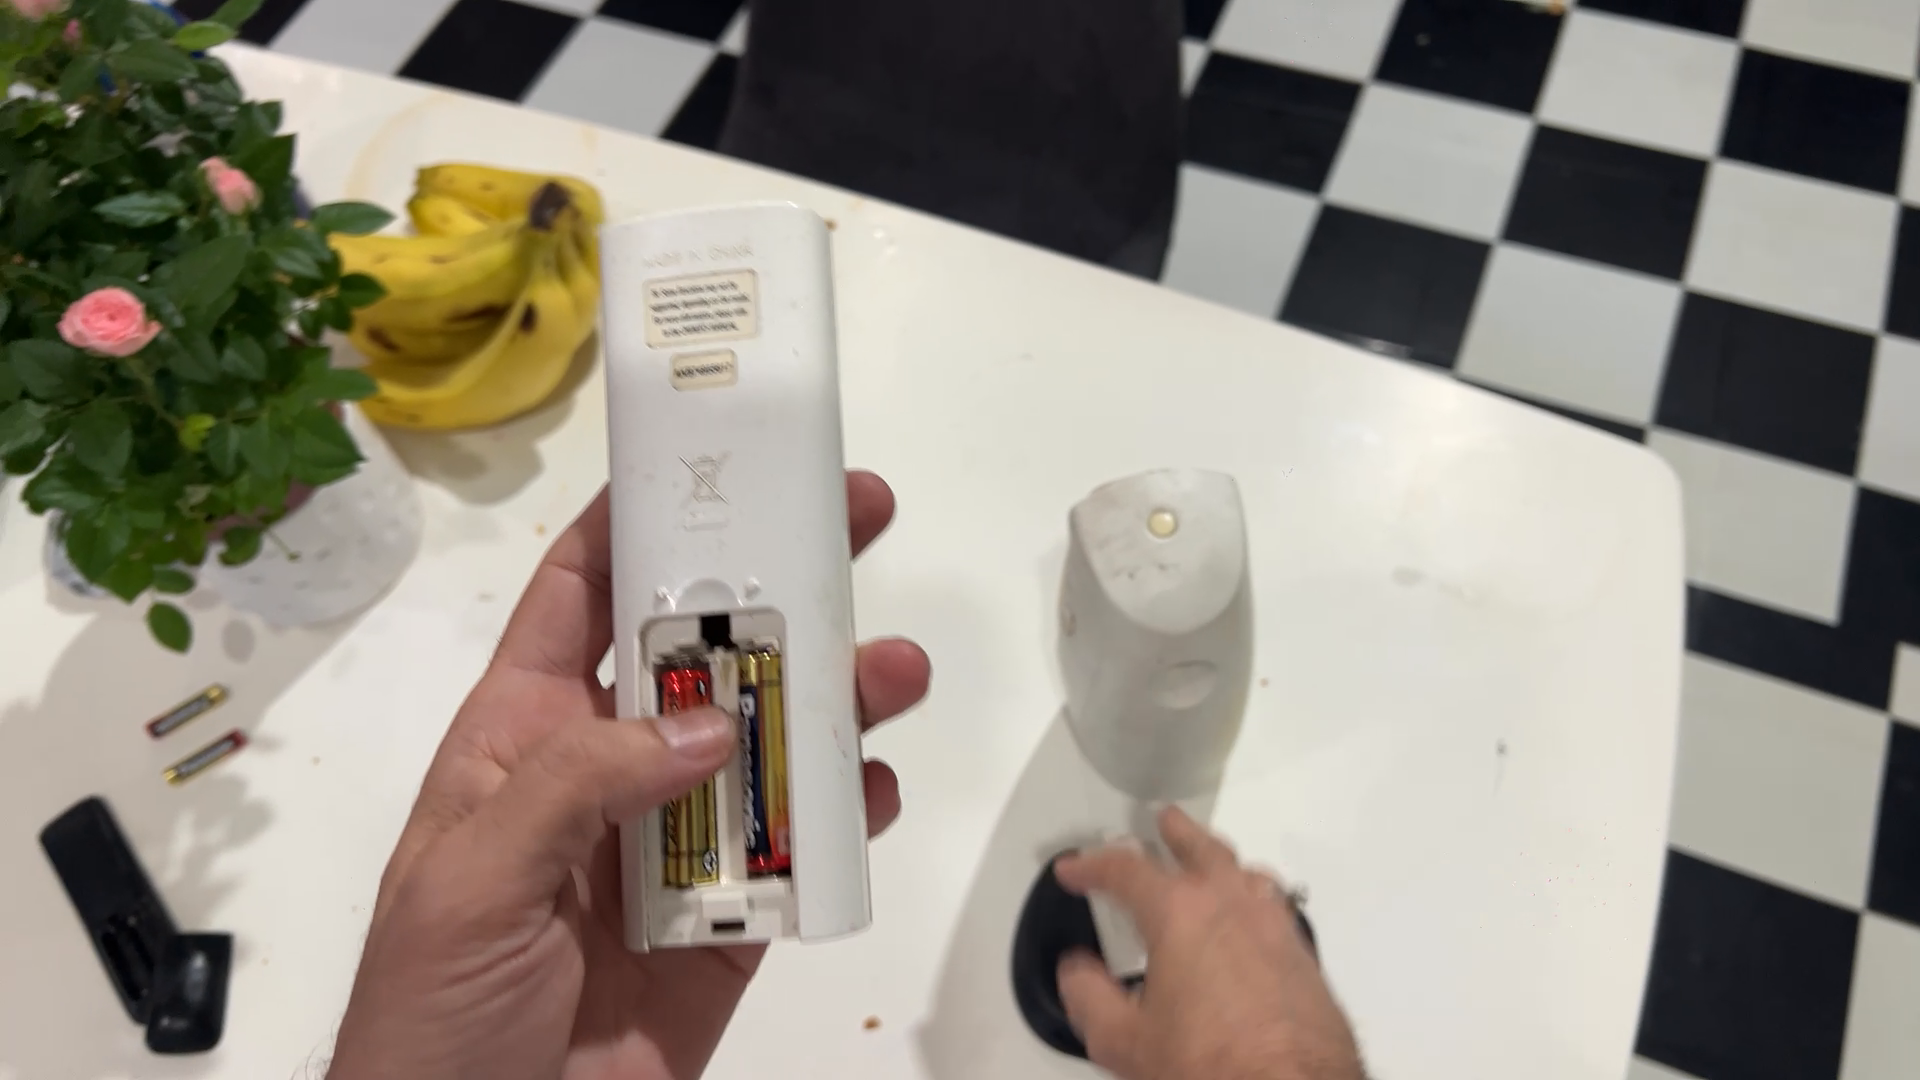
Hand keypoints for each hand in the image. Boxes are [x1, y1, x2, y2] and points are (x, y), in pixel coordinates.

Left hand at [329, 471, 929, 1079]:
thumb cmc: (437, 1019)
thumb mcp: (469, 883)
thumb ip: (579, 784)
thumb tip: (709, 729)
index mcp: (535, 727)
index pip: (587, 594)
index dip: (640, 522)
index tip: (711, 468)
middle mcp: (622, 755)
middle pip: (711, 643)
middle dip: (781, 579)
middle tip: (854, 519)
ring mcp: (688, 822)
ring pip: (776, 729)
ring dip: (837, 692)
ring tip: (898, 667)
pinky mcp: (742, 892)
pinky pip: (807, 831)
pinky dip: (848, 805)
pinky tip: (875, 788)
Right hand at [1053, 807, 1363, 1079]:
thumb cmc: (1210, 1070)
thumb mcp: (1126, 1043)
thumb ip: (1090, 998)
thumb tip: (1075, 971)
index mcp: (1179, 913)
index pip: (1124, 869)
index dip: (1090, 865)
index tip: (1072, 870)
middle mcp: (1229, 903)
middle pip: (1199, 846)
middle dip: (1174, 831)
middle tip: (1161, 820)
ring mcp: (1273, 926)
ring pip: (1244, 871)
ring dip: (1219, 860)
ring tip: (1209, 864)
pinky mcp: (1305, 957)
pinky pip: (1275, 905)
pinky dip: (1253, 896)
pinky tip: (1250, 919)